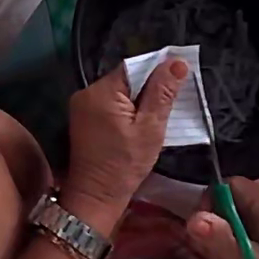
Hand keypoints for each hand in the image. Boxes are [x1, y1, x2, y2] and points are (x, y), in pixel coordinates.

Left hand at [62, 59, 189, 230]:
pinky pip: (109, 102)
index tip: (177, 81)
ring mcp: (82, 104)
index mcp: (102, 92)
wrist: (96, 197)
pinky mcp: (83, 117)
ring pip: (118, 90)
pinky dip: (125, 107)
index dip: (156, 71)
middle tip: (171, 101)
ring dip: (137, 98)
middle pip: (126, 78)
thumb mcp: (151, 128)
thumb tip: (176, 62)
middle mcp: (87, 92)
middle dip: (148, 86)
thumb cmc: (126, 165)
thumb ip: (162, 93)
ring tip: (157, 112)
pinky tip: (138, 121)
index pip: (134, 67)